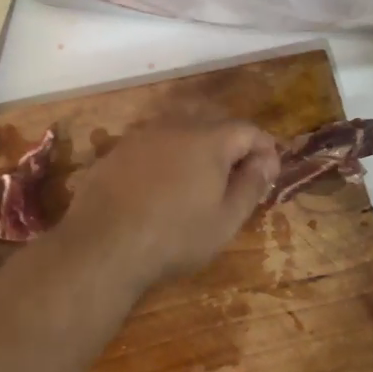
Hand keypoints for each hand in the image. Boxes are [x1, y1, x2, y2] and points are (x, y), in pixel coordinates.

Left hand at [55, 121, 279, 284]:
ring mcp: (140, 137)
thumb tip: (266, 161)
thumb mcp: (226, 220)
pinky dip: (166, 160)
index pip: (248, 130)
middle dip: (232, 146)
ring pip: (179, 132)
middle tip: (238, 179)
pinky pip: (151, 147)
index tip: (269, 174)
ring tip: (200, 183)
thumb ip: (251, 185)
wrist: (103, 247)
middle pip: (213, 124)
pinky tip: (162, 189)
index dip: (265, 149)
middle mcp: (174, 127)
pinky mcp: (114, 153)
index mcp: (209, 140)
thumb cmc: (176, 236)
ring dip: (197, 150)